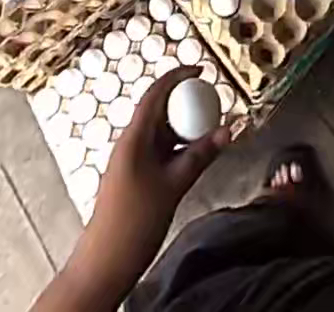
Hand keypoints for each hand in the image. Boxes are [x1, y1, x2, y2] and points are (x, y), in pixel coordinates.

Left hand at [56, 67, 230, 309]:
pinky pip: (159, 148)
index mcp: (134, 137)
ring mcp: (131, 158)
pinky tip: (195, 153)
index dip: (177, 76)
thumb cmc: (135, 222)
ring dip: (183, 125)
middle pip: (158, 109)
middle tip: (211, 98)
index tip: (200, 70)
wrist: (104, 263)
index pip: (155, 93)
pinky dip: (178, 144)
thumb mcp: (174, 185)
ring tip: (209, 125)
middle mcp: (130, 142)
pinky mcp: (134, 174)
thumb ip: (202, 155)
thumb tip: (228, 130)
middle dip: (184, 100)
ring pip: (160, 130)